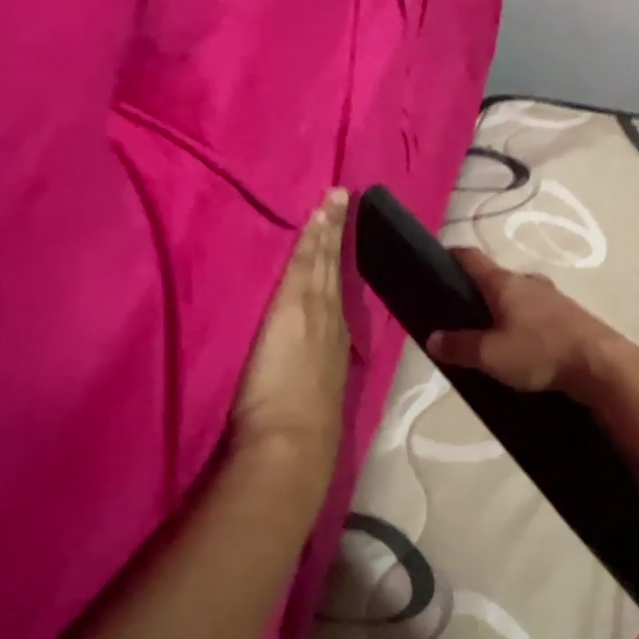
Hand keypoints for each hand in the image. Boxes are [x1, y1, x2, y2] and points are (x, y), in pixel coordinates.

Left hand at [230, 189, 350, 461]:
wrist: (294, 439)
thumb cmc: (303, 430)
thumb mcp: (317, 395)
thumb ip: (315, 374)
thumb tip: (318, 365)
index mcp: (336, 342)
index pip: (337, 293)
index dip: (339, 265)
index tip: (342, 242)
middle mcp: (332, 320)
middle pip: (334, 270)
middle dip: (339, 235)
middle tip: (344, 199)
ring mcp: (315, 308)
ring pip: (323, 260)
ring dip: (328, 228)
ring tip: (333, 198)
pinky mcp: (294, 303)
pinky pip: (307, 261)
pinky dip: (314, 237)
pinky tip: (317, 216)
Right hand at [427, 247, 631, 395]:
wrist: (600, 363)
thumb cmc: (539, 352)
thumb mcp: (491, 355)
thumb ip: (459, 346)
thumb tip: (432, 337)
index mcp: (504, 282)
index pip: (470, 256)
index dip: (449, 257)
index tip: (432, 267)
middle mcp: (527, 281)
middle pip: (493, 278)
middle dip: (474, 293)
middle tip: (456, 316)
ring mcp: (551, 296)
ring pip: (515, 297)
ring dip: (499, 310)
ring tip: (485, 336)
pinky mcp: (568, 315)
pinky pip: (534, 313)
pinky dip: (521, 323)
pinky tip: (518, 345)